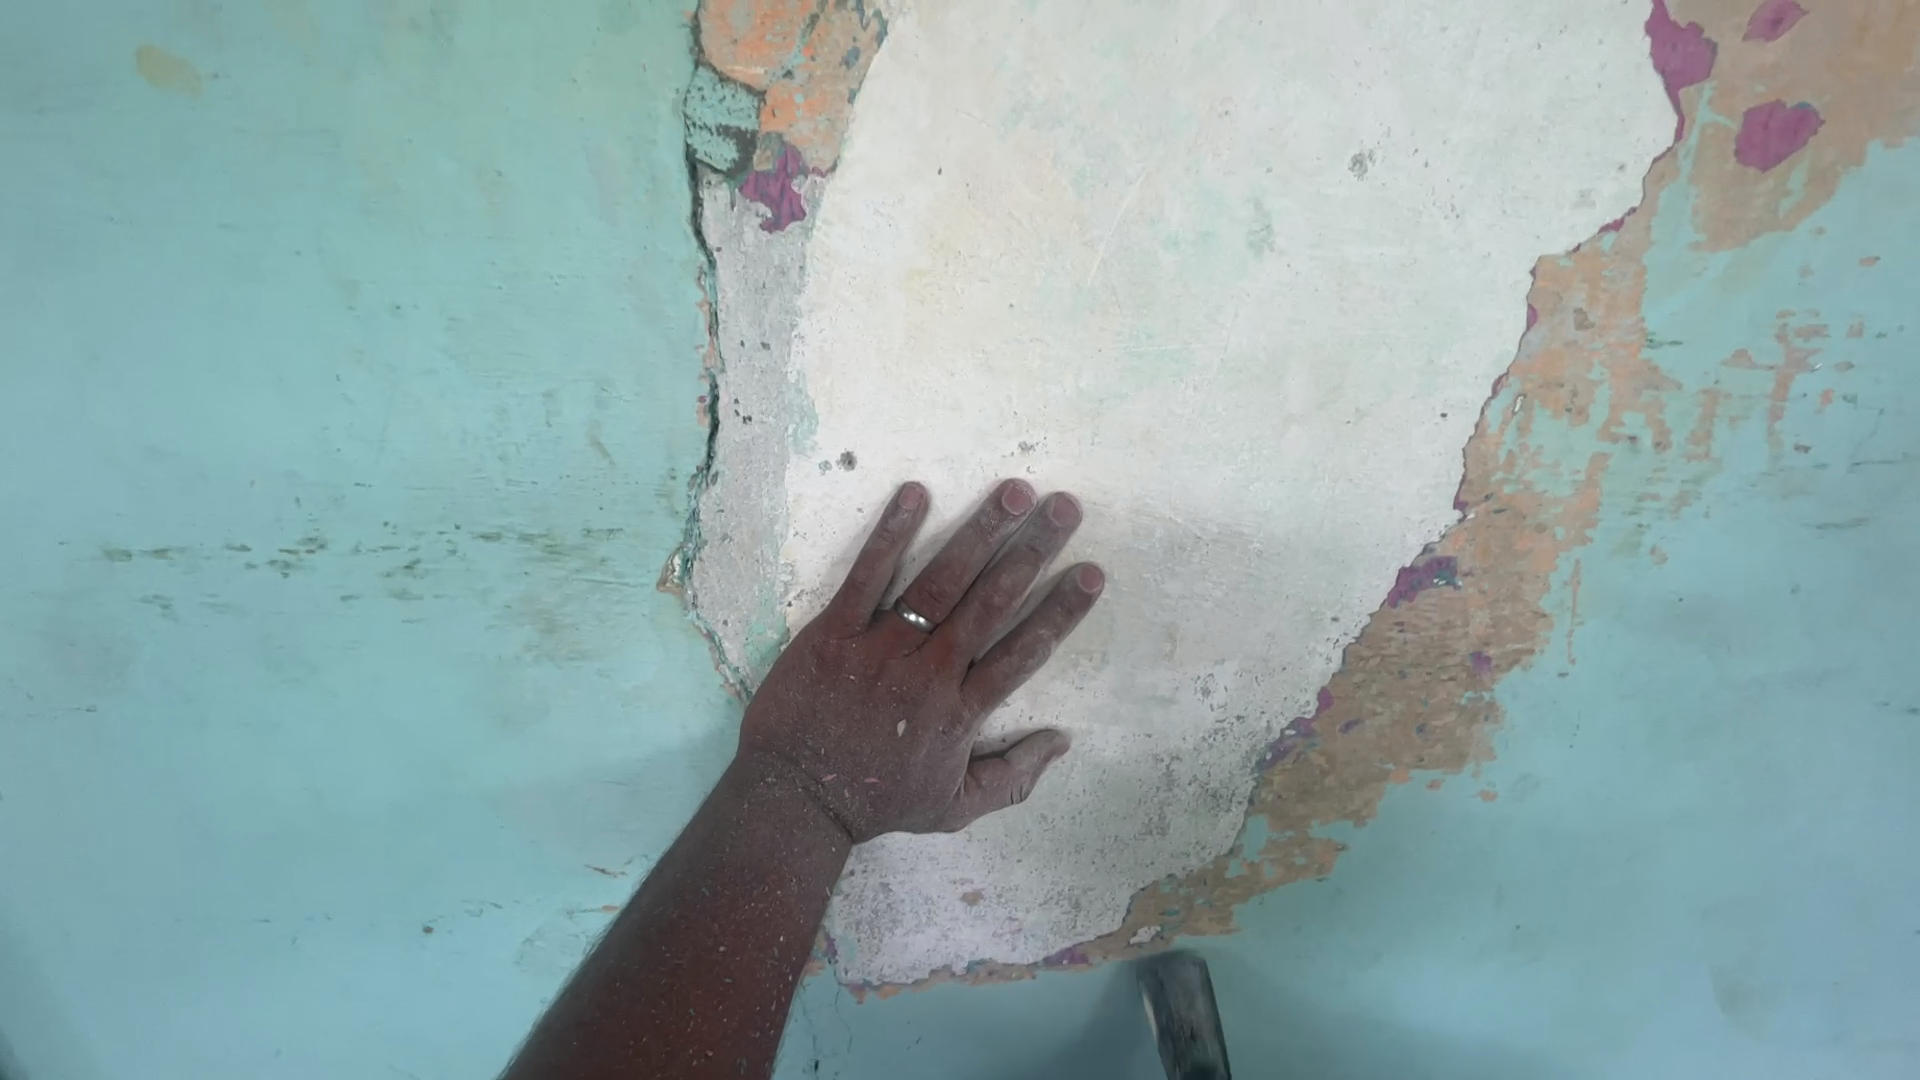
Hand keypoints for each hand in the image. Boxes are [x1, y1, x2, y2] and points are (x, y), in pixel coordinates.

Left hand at [735, 479, 1103, 842]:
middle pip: (992, 603)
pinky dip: (890, 535)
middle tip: (1064, 507)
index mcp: (962, 711)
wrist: (795, 799)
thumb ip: (1013, 778)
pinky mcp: (835, 633)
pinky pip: (867, 577)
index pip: (1025, 651)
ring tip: (1013, 491)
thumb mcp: (955, 808)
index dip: (1062, 610)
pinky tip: (916, 494)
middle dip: (1033, 552)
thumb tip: (1063, 742)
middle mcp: (930, 672)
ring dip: (980, 533)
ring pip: (940, 582)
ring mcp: (881, 648)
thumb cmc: (876, 800)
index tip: (1092, 572)